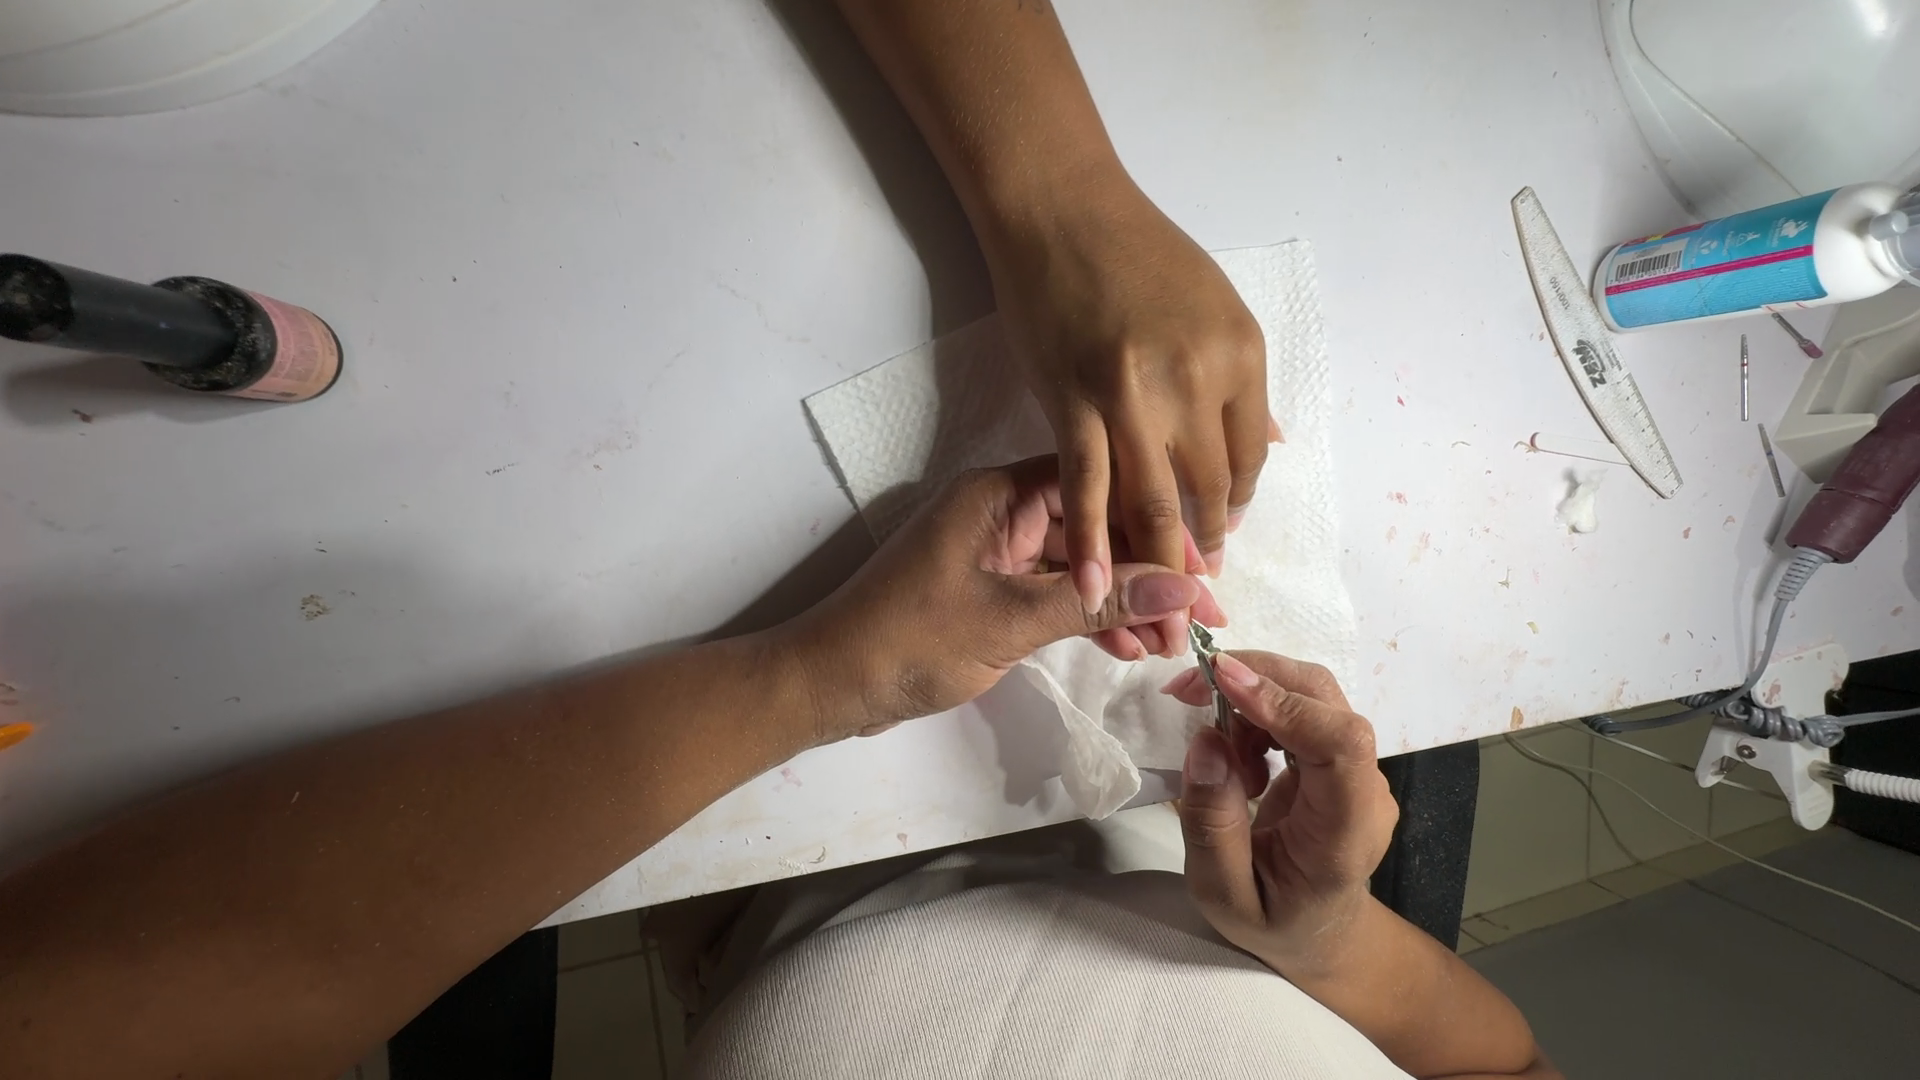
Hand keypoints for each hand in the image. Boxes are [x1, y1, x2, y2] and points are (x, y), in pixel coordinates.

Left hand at [784, 457, 1222, 740]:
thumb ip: (1096, 602)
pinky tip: (1128, 646)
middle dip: (1147, 574)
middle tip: (1200, 619)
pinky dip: (1089, 618)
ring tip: (1171, 643)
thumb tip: (1183, 586)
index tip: (1204, 570)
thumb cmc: (910, 640)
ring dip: (1123, 602)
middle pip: (1095, 528)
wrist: (834, 683)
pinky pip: (1057, 593)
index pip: (1097, 486)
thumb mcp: (1009, 620)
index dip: (1155, 524)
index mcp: (1000, 494)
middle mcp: (1004, 511)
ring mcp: (1000, 552)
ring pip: (1081, 566)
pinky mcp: (996, 588)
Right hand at [987, 180, 1273, 613]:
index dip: (1236, 504)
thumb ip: (1240, 380)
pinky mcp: (1074, 406)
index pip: (1248, 456)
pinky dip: (1092, 545)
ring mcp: (1132, 397)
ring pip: (1151, 502)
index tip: (1220, 529)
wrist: (1060, 212)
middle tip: (1194, 587)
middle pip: (1206, 490)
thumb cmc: (1138, 252)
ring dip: (1156, 561)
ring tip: (1157, 605)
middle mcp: (1196, 381)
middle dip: (1203, 547)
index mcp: (1240, 353)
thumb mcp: (1215, 303)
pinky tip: (1095, 589)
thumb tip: (1271, 441)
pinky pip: (1088, 489)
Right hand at [1161, 651, 1398, 978]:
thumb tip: (1207, 739)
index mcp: (1345, 832)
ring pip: (1307, 691)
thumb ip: (1211, 825)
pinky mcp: (1336, 752)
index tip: (1221, 680)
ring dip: (1246, 696)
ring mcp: (1355, 765)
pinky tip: (1234, 754)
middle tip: (1184, 692)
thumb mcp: (1222, 892)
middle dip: (1252, 677)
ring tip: (1213, 748)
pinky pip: (1296, 704)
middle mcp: (1364, 787)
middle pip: (1324, 698)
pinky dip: (1252, 708)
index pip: (1340, 744)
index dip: (1283, 702)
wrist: (1321, 931)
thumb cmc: (1273, 919)